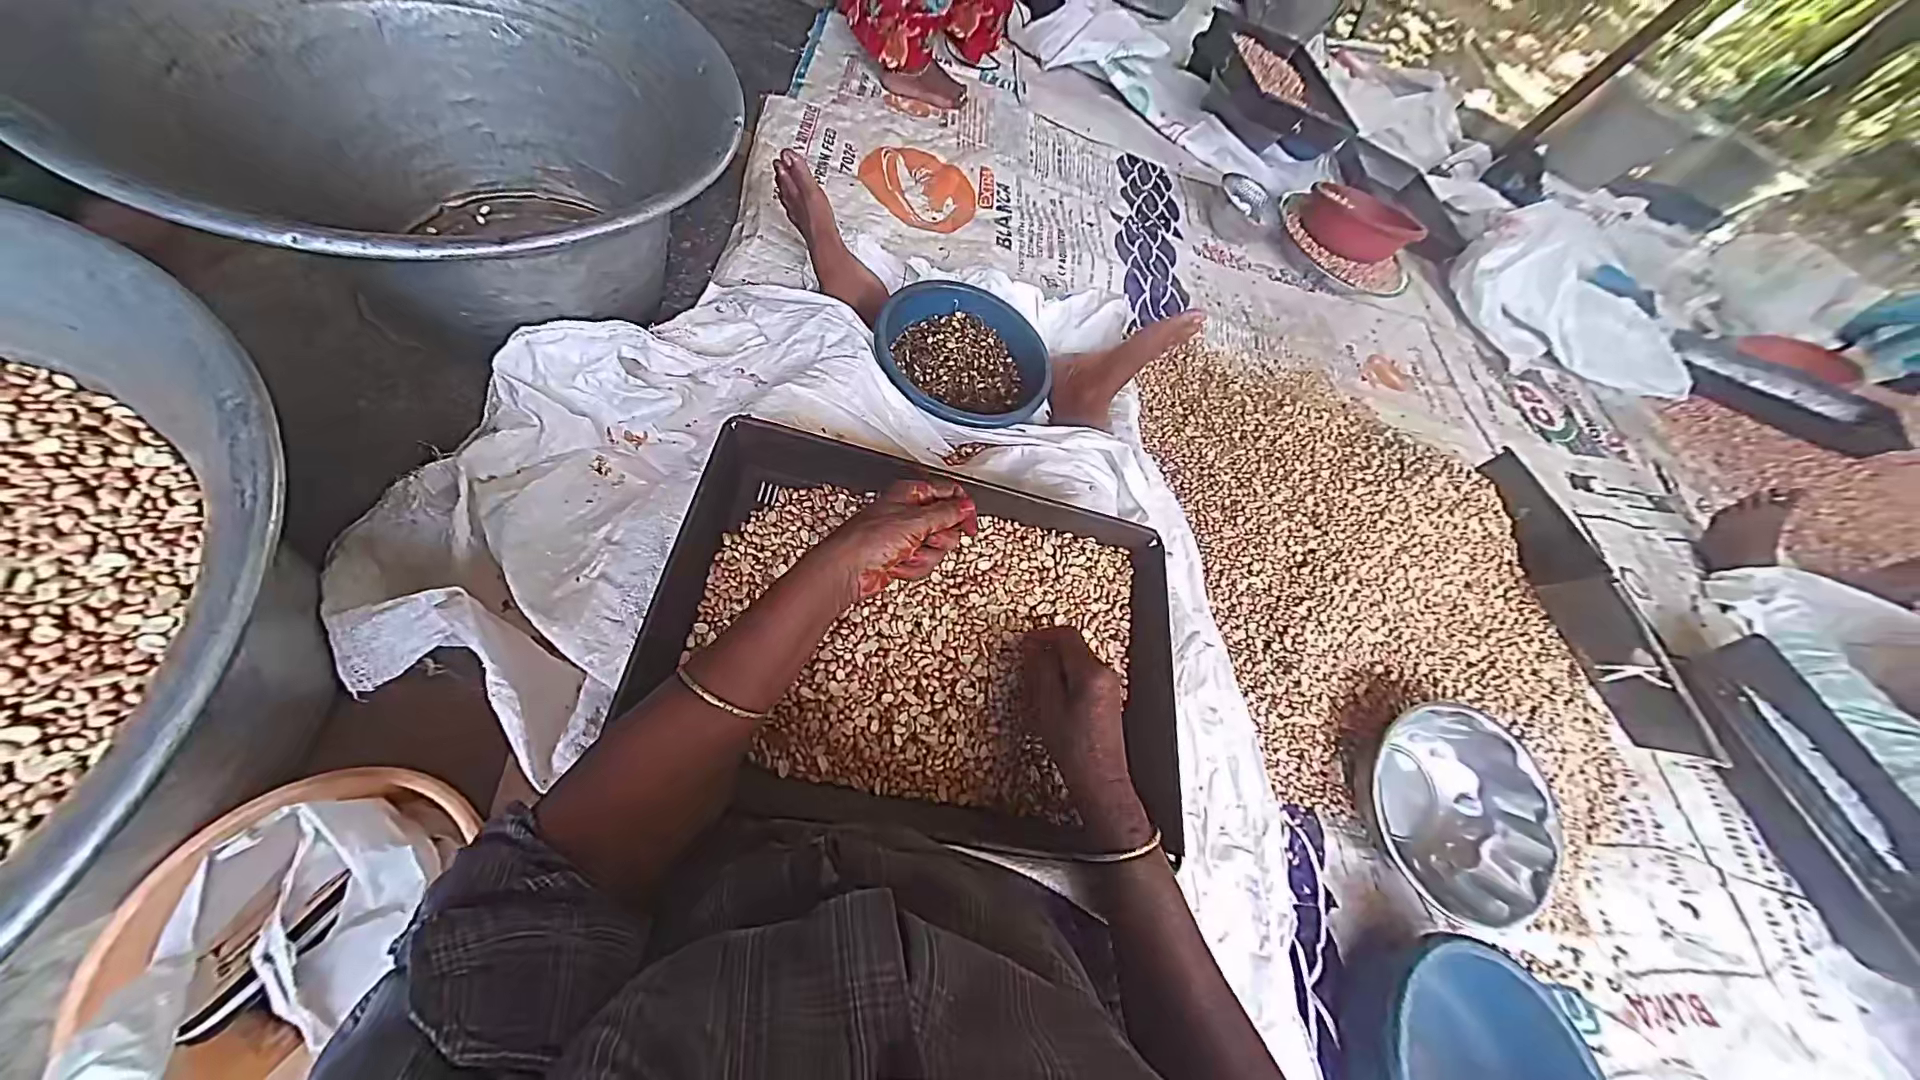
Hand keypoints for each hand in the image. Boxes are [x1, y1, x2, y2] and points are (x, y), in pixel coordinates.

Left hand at [819, 479, 977, 602]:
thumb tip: (965, 506)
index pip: (949, 493)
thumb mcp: (915, 521)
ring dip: (925, 556)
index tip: (969, 523)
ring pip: (938, 548)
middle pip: (948, 524)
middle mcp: (910, 513)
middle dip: (940, 538)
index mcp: (911, 493)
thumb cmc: (868, 539)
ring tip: (907, 554)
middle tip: (927, 539)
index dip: (962, 508)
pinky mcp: (903, 558)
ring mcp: (907, 537)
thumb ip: (946, 513)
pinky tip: (898, 565)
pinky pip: (925, 563)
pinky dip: (914, 568)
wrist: (847, 569)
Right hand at [1021, 626, 1149, 846]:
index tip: (1026, 641)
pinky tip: (1054, 698)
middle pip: (1074, 647)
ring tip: (1038, 684)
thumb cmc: (1074, 748)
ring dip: (1057, 665)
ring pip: (1079, 662)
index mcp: (1092, 672)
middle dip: (1049, 650)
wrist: (1099, 778)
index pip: (1067, 636)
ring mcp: (1111, 686)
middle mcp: (1106, 674)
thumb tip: (1034, 647)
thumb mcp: (1048, 705)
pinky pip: (1085, 676)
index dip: (1043, 634)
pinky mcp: (1110, 697)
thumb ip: (1041, 670)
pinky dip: (1068, 678)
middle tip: (1028, 662)